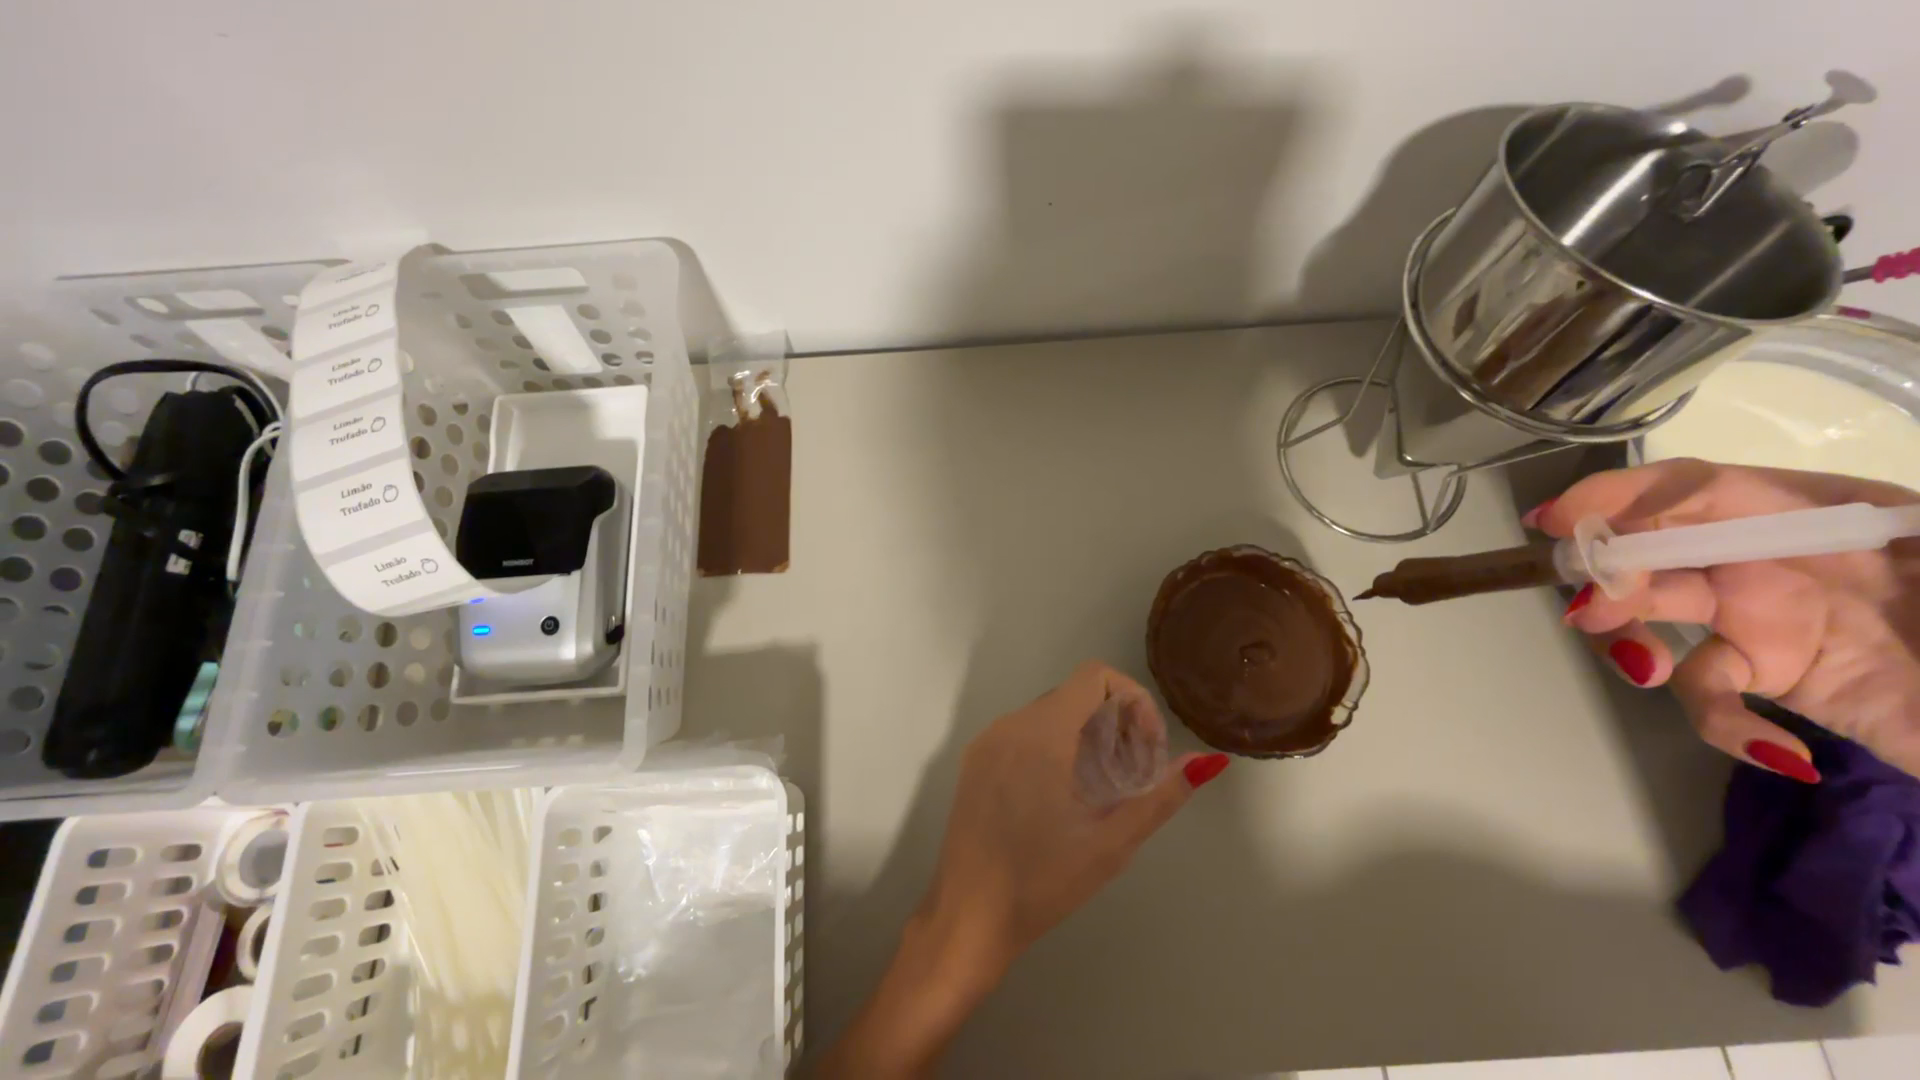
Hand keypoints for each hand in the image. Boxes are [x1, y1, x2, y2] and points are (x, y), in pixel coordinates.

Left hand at [923, 660, 1226, 965]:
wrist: (968, 916)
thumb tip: (1208, 762)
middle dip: (1115, 723)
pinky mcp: (974, 764)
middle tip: (1135, 775)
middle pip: (1074, 695)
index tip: (1147, 747)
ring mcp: (986, 744)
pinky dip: (1054, 747)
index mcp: (1041, 735)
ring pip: (1049, 713)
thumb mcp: (1111, 842)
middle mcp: (1009, 726)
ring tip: (1105, 791)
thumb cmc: (1042, 881)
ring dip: (1086, 736)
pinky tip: (1066, 797)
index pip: (1095, 676)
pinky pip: (1023, 733)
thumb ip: (1161, 795)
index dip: (1133, 700)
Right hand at [1533, 458, 1919, 780]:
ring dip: (1627, 641)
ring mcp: (1762, 620)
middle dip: (1606, 575)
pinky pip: (1708, 695)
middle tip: (1596, 610)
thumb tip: (1715, 519)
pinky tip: (1782, 753)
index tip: (1557, 521)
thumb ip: (1848, 527)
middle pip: (1652, 552)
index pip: (1692, 488)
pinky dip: (1726, 727)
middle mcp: (1766, 556)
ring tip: (1643, 667)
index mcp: (1809, 509)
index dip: (1616, 497)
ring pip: (1652, 619)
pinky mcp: (1770, 680)